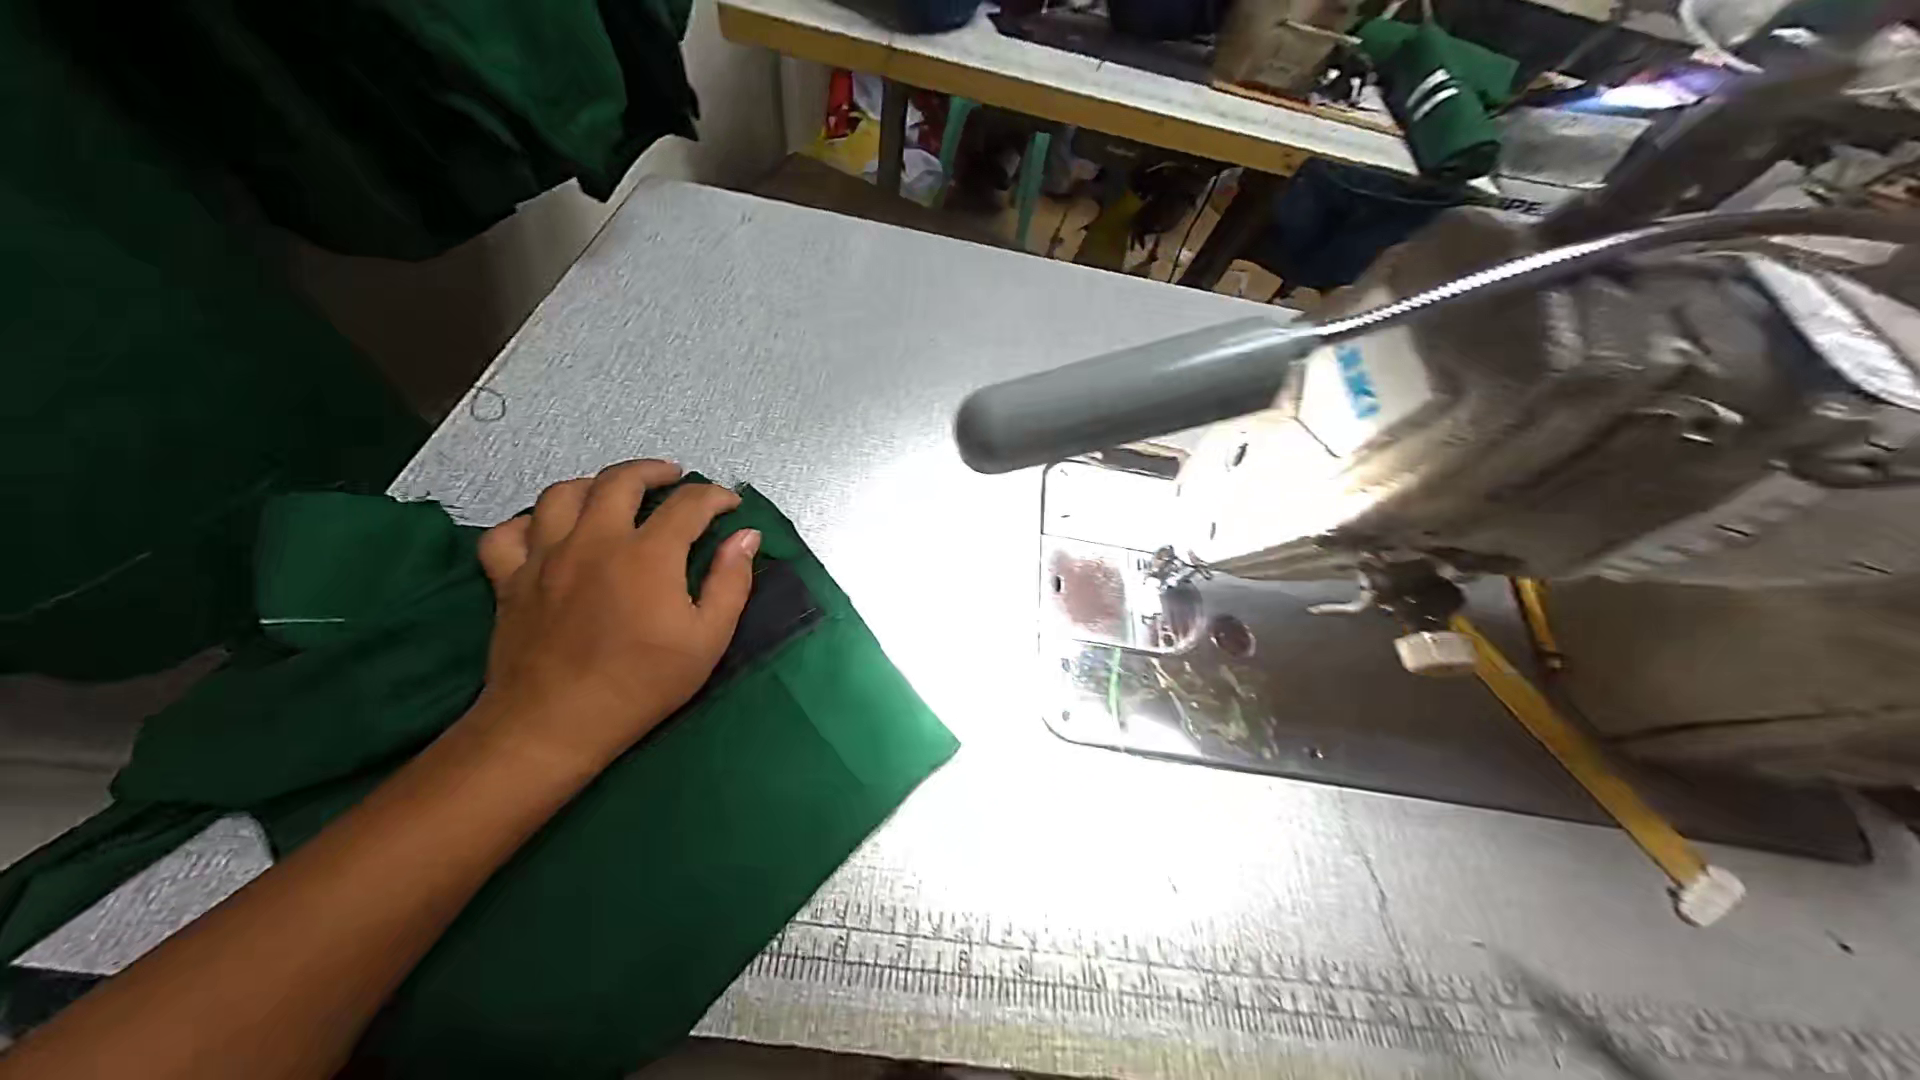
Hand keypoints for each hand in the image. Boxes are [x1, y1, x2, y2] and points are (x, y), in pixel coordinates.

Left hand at [467, 460, 758, 770]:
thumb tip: (745, 537)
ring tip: (614, 492)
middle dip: (655, 471)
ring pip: (562, 493)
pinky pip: (508, 532)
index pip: (688, 504)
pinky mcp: (509, 578)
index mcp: (647, 554)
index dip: (715, 496)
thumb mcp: (708, 639)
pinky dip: (530, 522)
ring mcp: (545, 556)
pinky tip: (548, 530)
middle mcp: (594, 540)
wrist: (556, 725)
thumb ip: (731, 581)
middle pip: (621, 480)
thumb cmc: (642, 684)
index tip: (729, 505)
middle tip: (674, 477)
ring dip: (594, 483)